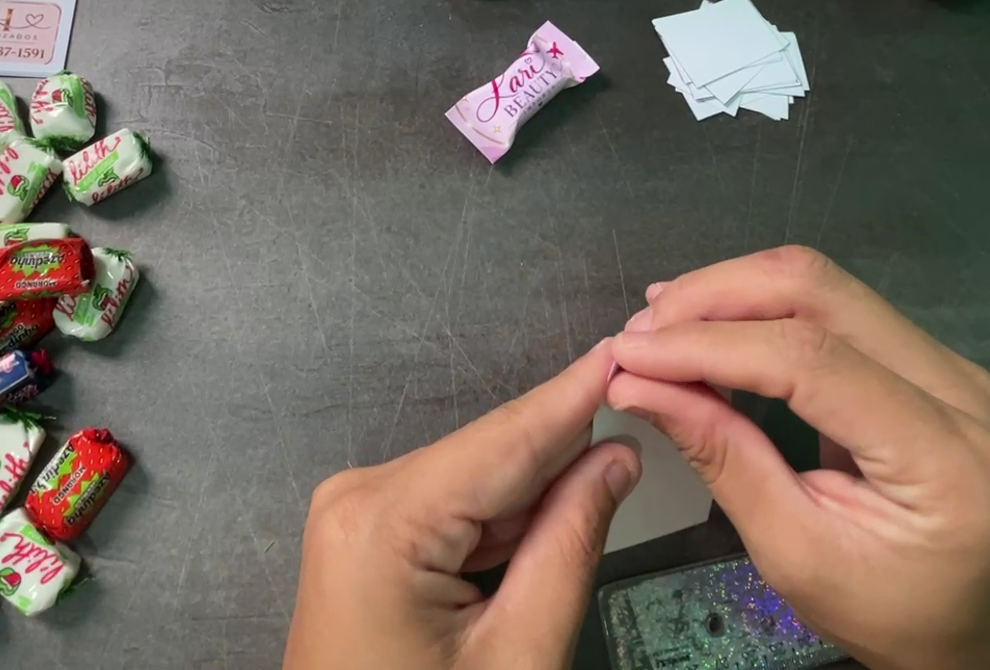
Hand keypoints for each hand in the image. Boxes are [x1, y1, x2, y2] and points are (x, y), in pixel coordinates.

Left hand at [285, 341, 641, 669]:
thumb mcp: (515, 659)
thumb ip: (568, 547)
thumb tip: (613, 462)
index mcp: (382, 524)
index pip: (503, 441)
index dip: (569, 394)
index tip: (616, 350)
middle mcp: (358, 495)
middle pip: (486, 453)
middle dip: (563, 433)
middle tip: (632, 393)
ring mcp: (356, 508)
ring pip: (472, 474)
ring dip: (539, 471)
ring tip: (606, 452)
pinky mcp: (366, 527)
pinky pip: (450, 499)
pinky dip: (504, 505)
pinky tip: (555, 494)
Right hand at [607, 246, 989, 669]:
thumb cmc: (894, 613)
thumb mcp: (793, 555)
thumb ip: (719, 456)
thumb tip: (633, 383)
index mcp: (948, 460)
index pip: (809, 360)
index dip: (707, 345)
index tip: (627, 353)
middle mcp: (958, 386)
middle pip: (814, 290)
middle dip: (709, 296)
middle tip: (637, 332)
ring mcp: (943, 358)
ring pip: (813, 279)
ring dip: (721, 291)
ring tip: (656, 324)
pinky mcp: (917, 349)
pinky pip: (820, 298)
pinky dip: (747, 301)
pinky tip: (699, 319)